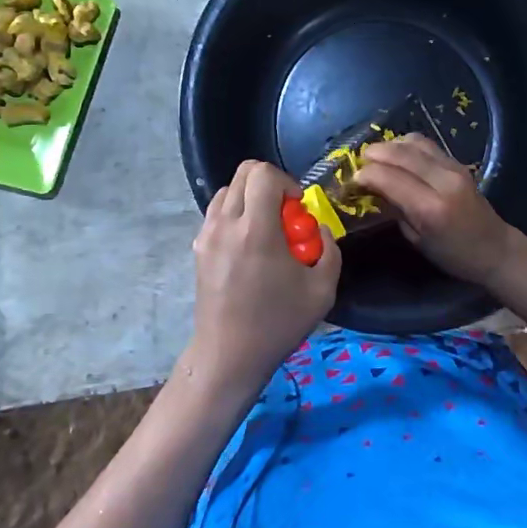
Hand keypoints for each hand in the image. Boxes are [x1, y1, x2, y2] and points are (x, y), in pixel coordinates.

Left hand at [185, 160, 340, 391]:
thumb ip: (329, 250)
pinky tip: (248, 243)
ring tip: (265, 227)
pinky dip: (235, 212)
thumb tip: (318, 228)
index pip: (263, 174)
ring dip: (251, 196)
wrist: (229, 355)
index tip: (297, 209)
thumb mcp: (322, 290)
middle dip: (270, 183)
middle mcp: (226, 224)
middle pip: (244, 172)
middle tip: (284, 214)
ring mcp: (207, 234)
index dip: (286, 182)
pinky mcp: (198, 246)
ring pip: (228, 188)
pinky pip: (217, 210)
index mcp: (255, 230)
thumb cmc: (277, 323)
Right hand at [356, 133, 526, 287]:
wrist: (495, 248)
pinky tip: (397, 154)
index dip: (365, 175)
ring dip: (389, 145)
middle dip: (373, 154)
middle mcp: (442, 181)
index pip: (388, 177)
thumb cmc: (452, 254)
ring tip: (375, 156)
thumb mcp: (416, 239)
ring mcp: (453, 167)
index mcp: (429, 208)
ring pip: (413, 143)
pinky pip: (426, 144)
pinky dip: (406, 145)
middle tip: (358, 163)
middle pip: (399, 153)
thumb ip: (395, 209)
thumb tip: (372, 188)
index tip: (352, 179)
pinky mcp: (457, 162)